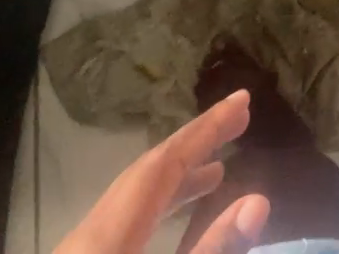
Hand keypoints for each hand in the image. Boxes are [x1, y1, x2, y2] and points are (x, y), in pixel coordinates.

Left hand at [54, 90, 270, 253]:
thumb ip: (212, 250)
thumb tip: (258, 201)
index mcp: (106, 237)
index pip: (162, 165)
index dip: (205, 129)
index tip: (243, 100)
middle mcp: (86, 236)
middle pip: (144, 172)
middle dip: (194, 142)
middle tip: (241, 119)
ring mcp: (80, 252)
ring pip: (130, 198)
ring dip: (176, 176)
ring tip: (220, 169)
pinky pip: (121, 220)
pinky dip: (156, 206)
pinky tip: (175, 216)